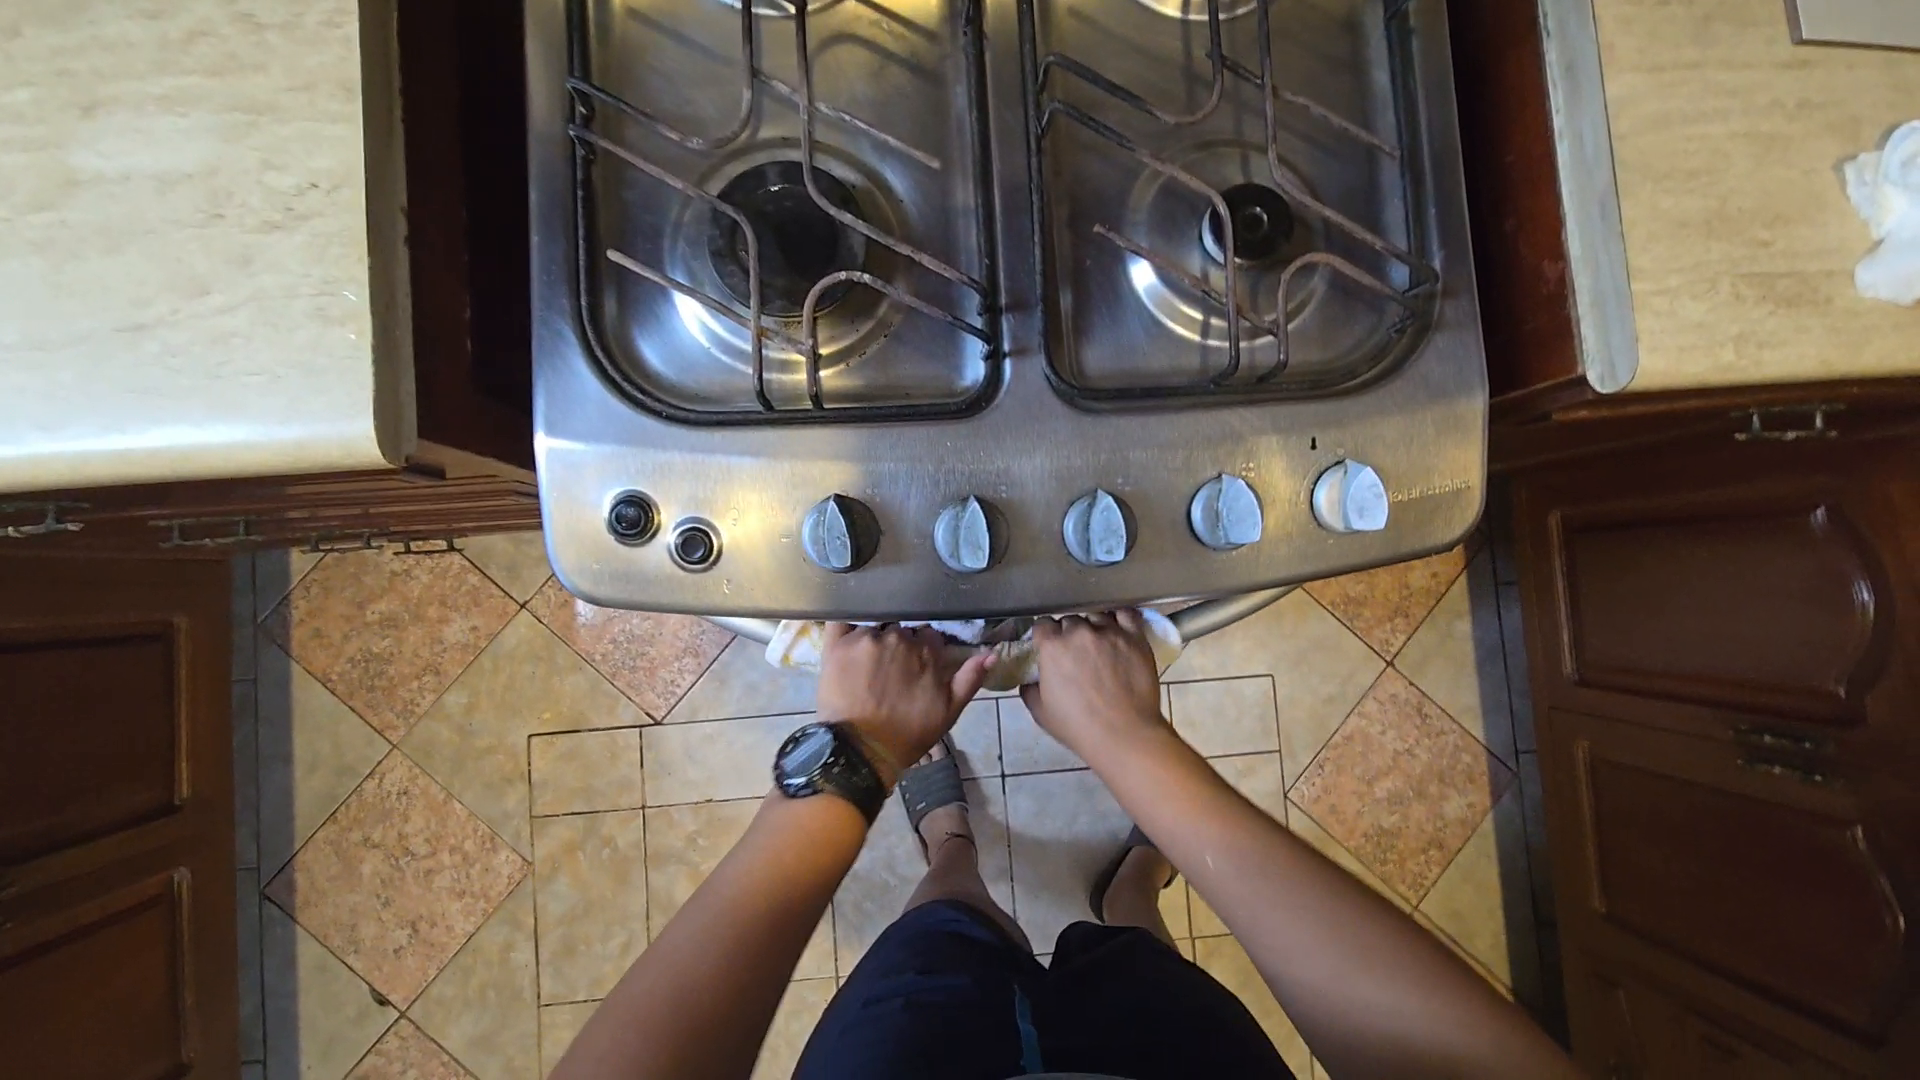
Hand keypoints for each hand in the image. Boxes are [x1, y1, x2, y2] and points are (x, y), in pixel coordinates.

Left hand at [816, 624, 992, 787]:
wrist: (860, 753)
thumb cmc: (907, 735)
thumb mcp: (948, 712)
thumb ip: (970, 679)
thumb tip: (991, 654)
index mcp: (926, 651)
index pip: (928, 636)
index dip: (923, 649)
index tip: (916, 664)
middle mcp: (898, 637)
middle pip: (901, 629)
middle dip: (898, 643)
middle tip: (890, 666)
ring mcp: (866, 638)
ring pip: (875, 626)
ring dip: (874, 638)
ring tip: (867, 660)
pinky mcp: (837, 644)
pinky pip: (842, 620)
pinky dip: (846, 622)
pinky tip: (847, 634)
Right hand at [1020, 611, 1168, 761]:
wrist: (1123, 734)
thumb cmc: (1078, 727)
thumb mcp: (1041, 712)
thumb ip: (1029, 690)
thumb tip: (1028, 681)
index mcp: (1052, 647)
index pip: (1042, 624)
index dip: (1044, 635)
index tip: (1048, 645)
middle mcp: (1079, 632)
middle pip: (1069, 620)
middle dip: (1069, 632)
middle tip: (1074, 651)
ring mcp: (1109, 632)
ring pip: (1095, 615)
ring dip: (1093, 625)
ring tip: (1098, 641)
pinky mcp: (1134, 637)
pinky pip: (1126, 614)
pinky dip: (1119, 617)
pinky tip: (1118, 626)